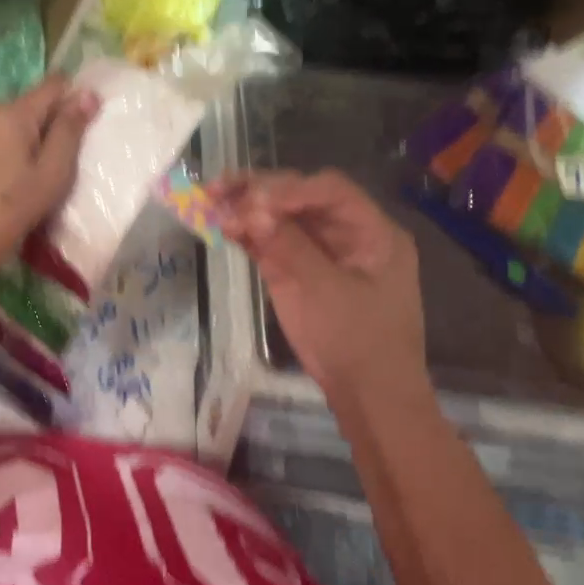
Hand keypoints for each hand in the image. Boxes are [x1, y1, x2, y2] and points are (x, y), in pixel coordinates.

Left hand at [0, 77, 99, 262]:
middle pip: (33, 99)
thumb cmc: (19, 203)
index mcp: (11, 112)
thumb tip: (88, 92)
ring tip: (35, 165)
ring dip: (32, 129)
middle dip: (51, 118)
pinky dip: (14, 136)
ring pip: (17, 112)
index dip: (72, 99)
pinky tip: (16, 166)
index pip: (52, 86)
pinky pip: (0, 124)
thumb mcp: (55, 169)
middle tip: (57, 157)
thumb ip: (70, 128)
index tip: (81, 126)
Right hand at [217, 171, 427, 402]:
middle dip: (259, 191)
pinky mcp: (296, 268)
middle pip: (300, 196)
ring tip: (210, 202)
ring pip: (279, 215)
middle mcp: (347, 233)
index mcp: (372, 233)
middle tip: (220, 192)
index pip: (329, 190)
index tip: (253, 200)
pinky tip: (219, 225)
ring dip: (245, 206)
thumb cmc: (358, 341)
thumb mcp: (323, 290)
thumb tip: (250, 208)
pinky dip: (245, 231)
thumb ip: (288, 245)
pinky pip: (269, 239)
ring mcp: (320, 250)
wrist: (367, 396)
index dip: (289, 187)